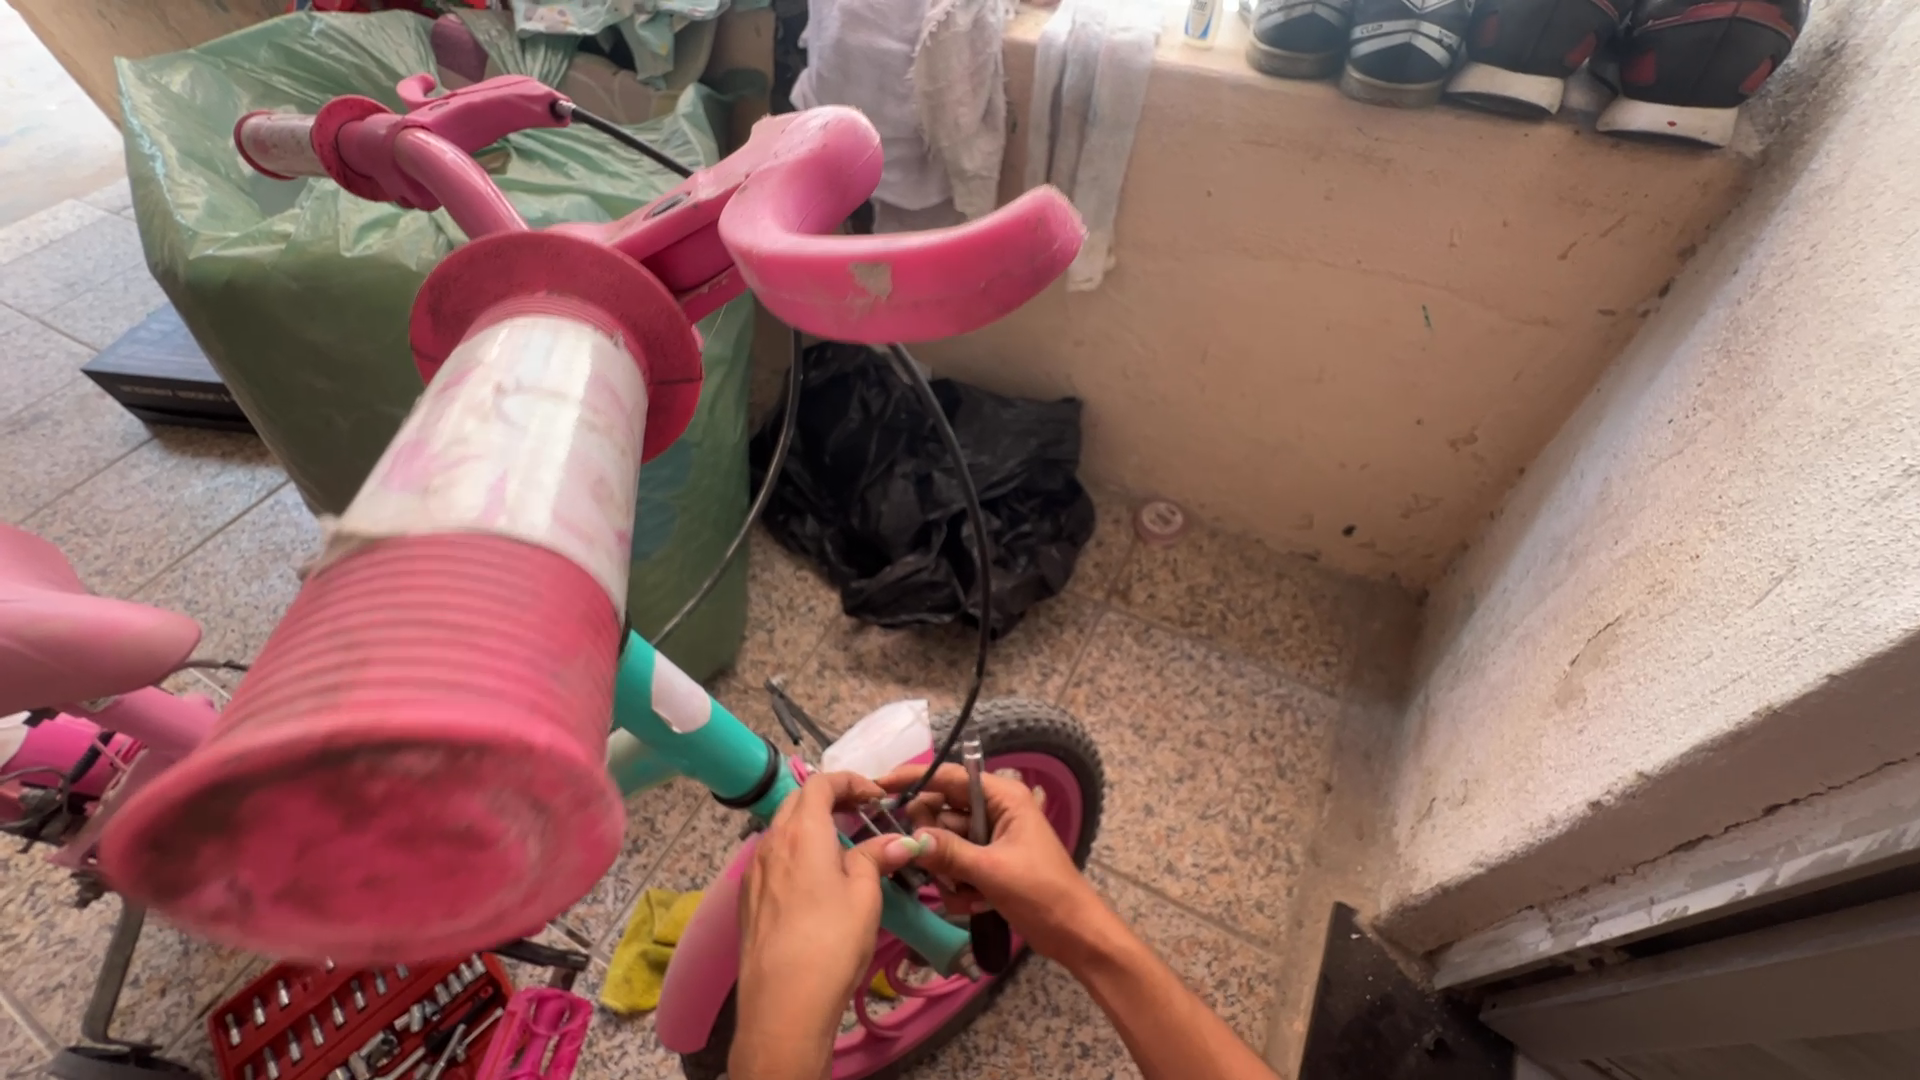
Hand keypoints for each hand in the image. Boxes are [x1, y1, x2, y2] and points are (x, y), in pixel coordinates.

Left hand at [733, 772, 930, 1079]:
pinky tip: (814, 880)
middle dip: (831, 798)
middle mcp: (772, 842)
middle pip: (798, 801)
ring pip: (782, 829)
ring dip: (812, 825)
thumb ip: (876, 857)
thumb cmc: (831, 942)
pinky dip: (796, 852)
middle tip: (862, 813)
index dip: (851, 781)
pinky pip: (773, 858)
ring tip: (842, 846)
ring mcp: (754, 872)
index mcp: (802, 831)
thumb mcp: (865, 894)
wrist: (783, 1007)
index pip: (822, 783)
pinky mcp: (747, 900)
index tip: (876, 797)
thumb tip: (897, 841)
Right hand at [878, 763, 1114, 967]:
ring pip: (945, 841)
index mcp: (1002, 796)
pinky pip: (955, 864)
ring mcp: (990, 836)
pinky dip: (958, 886)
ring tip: (966, 894)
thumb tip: (909, 839)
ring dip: (947, 871)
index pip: (949, 776)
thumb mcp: (992, 872)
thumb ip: (949, 852)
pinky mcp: (987, 862)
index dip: (914, 778)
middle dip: (932, 841)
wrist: (1075, 935)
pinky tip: (975, 904)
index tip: (879, 785)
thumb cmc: (1042, 893)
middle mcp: (994, 809)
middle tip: (930, 865)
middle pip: (941, 811)